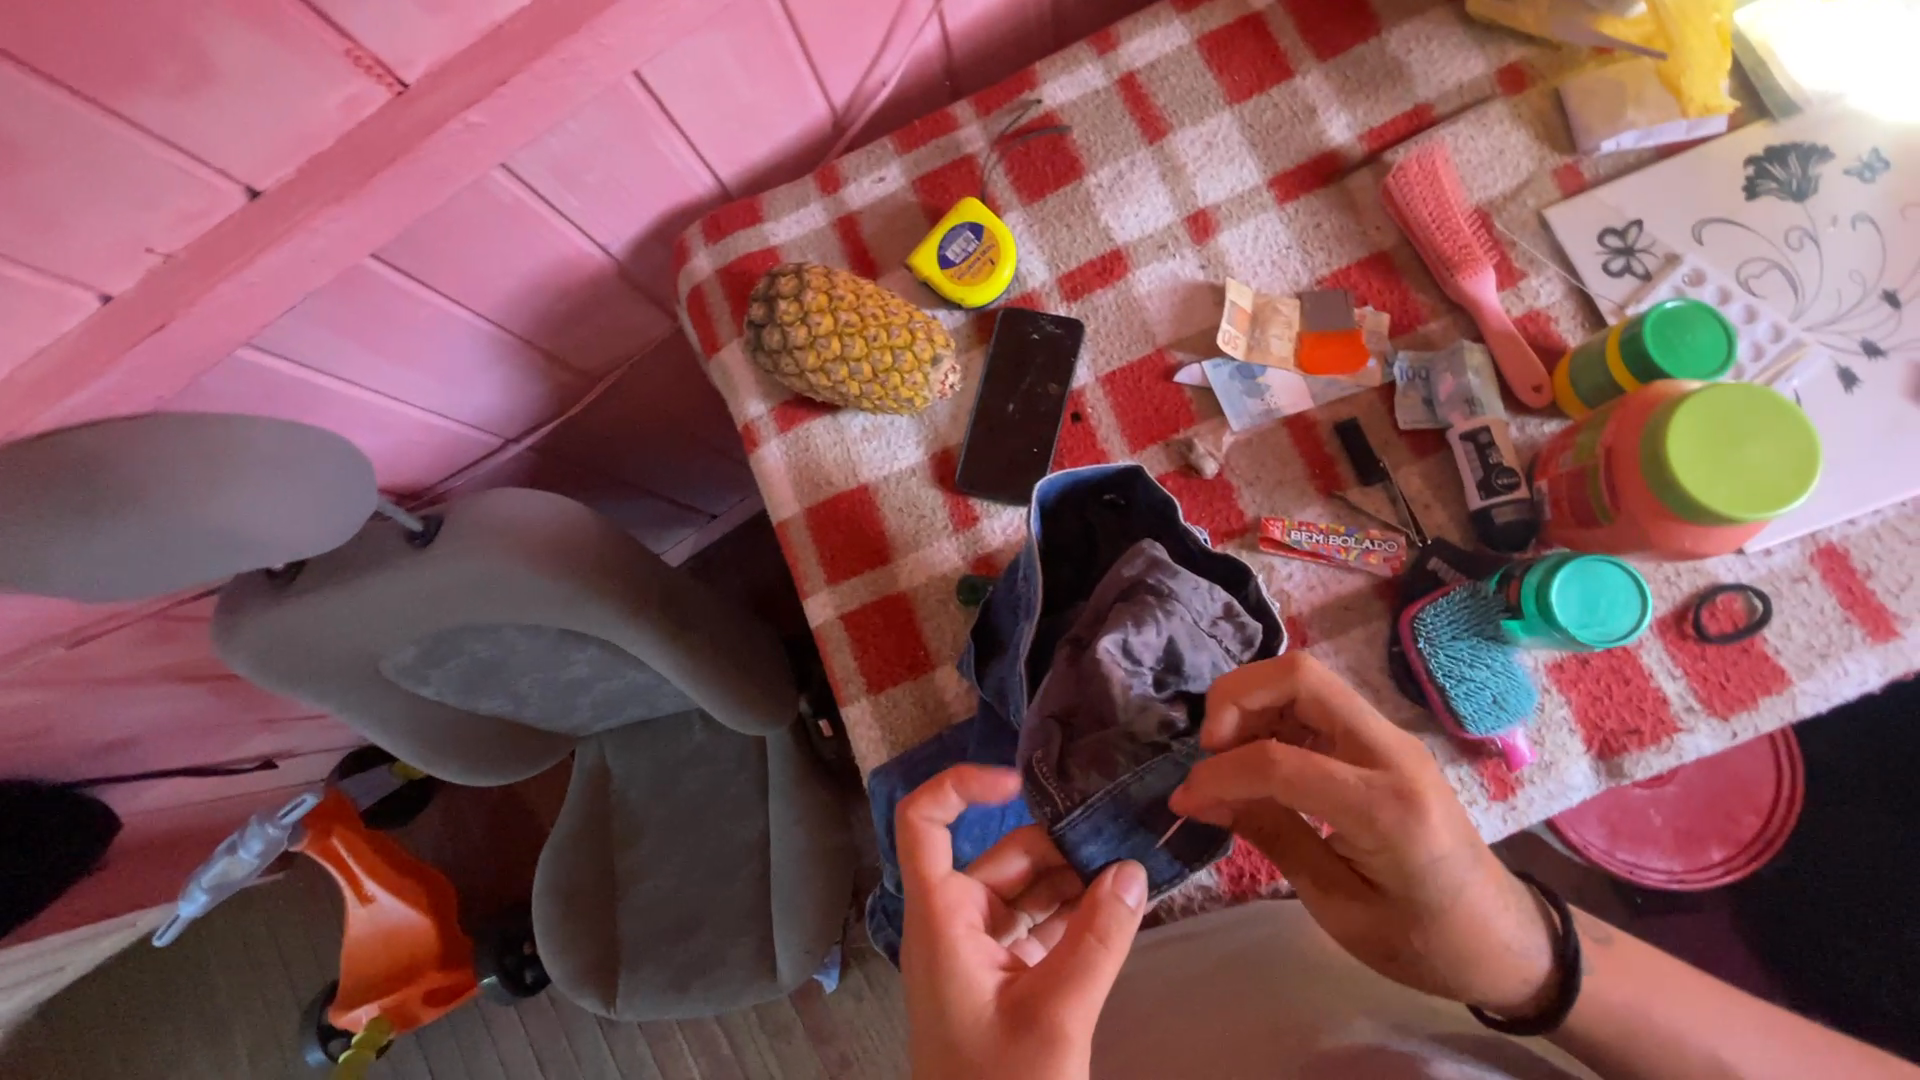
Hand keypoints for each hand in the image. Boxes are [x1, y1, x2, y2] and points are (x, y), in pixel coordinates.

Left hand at [897, 765, 1148, 1079]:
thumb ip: (1098, 940)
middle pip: (1001, 857)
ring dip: (1077, 882)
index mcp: (940, 920)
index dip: (959, 788)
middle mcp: (955, 923)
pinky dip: (1078, 916)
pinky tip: (1121, 909)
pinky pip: (1042, 926)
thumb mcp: (1056, 1016)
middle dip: (1059, 849)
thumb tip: (1133, 871)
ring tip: (1133, 872)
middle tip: (1123, 843)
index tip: (1019, 782)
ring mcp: (981, 950)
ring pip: (1028, 890)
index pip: (923, 825)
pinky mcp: (1007, 977)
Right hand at [1168, 653, 1557, 1015]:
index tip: (1186, 797)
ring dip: (1249, 702)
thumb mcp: (1338, 905)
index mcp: (1385, 807)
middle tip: (1208, 748)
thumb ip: (1270, 835)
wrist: (1505, 939)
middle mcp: (1390, 752)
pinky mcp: (1379, 739)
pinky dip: (1270, 714)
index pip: (1280, 761)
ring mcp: (1388, 737)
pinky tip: (1253, 755)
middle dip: (1234, 699)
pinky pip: (1313, 701)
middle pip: (1299, 676)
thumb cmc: (1423, 940)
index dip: (1219, 774)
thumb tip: (1199, 797)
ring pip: (1303, 678)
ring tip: (1224, 753)